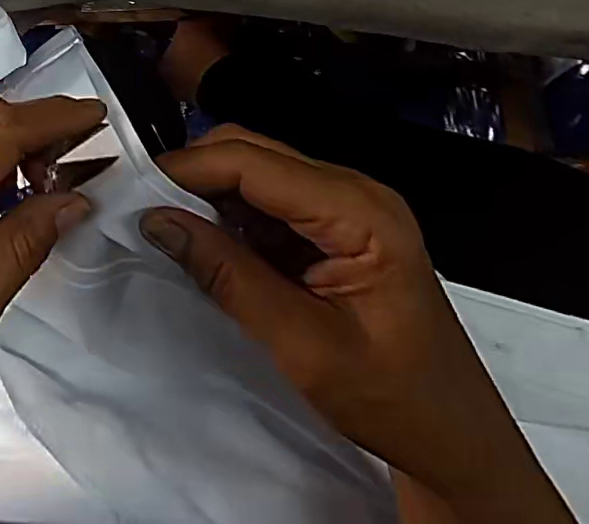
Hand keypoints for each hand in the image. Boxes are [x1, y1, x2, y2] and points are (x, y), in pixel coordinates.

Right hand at [141, 127, 573, 523]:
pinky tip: (207, 239)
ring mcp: (348, 204)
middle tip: (145, 206)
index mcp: (360, 210)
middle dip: (197, 172)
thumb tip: (160, 222)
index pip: (257, 162)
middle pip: (257, 152)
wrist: (452, 435)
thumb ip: (229, 276)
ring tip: (166, 222)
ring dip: (211, 192)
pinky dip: (233, 214)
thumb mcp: (303, 346)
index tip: (136, 187)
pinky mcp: (337, 225)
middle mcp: (354, 190)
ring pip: (260, 171)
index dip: (192, 167)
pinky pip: (273, 201)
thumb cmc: (393, 398)